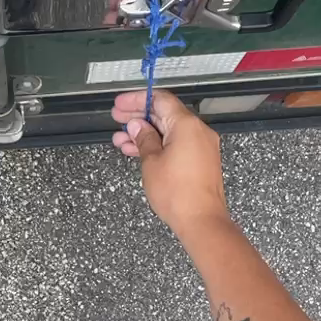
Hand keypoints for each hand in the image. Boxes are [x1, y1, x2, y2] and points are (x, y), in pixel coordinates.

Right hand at [111, 90, 230, 235]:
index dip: (136, 100)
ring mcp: (202, 146)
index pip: (159, 100)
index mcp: (186, 125)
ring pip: (169, 131)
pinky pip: (178, 145)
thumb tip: (137, 126)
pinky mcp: (201, 161)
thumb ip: (143, 139)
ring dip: (145, 134)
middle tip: (118, 119)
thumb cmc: (179, 195)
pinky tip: (140, 152)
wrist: (201, 221)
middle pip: (165, 114)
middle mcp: (198, 131)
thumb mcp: (151, 163)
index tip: (120, 104)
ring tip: (122, 141)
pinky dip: (159, 146)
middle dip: (138, 117)